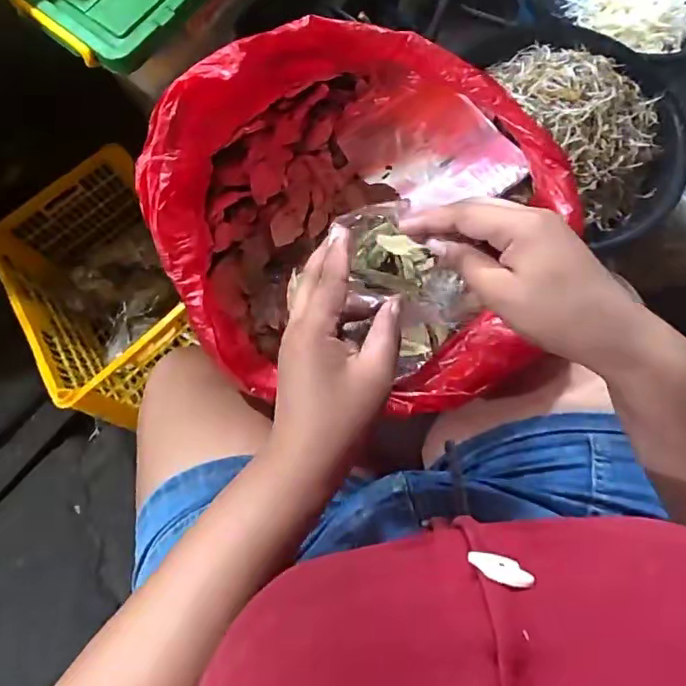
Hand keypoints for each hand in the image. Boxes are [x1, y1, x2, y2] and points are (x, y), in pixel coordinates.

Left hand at [268, 225, 401, 476]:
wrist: (303, 458)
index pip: (330, 279)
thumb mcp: (375, 374)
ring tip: (345, 262)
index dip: (340, 252)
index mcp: (314, 327)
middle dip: (323, 256)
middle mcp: (297, 327)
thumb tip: (393, 301)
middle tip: (339, 233)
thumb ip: (385, 332)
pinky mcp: (295, 355)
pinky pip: (308, 314)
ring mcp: (292, 342)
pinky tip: (342, 303)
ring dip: (323, 277)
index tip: (346, 226)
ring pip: (305, 297)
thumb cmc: (342, 417)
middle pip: (308, 281)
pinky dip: (323, 298)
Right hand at [401, 199, 645, 368]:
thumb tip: (438, 244)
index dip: (430, 218)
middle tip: (412, 230)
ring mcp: (546, 225)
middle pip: (479, 206)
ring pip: (494, 215)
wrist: (615, 333)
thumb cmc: (556, 317)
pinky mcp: (552, 239)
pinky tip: (468, 247)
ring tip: (433, 238)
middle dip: (444, 217)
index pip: (465, 212)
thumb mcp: (502, 295)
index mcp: (521, 223)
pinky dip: (483, 234)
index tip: (399, 226)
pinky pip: (508, 227)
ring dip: (463, 225)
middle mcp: (534, 214)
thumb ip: (467, 263)